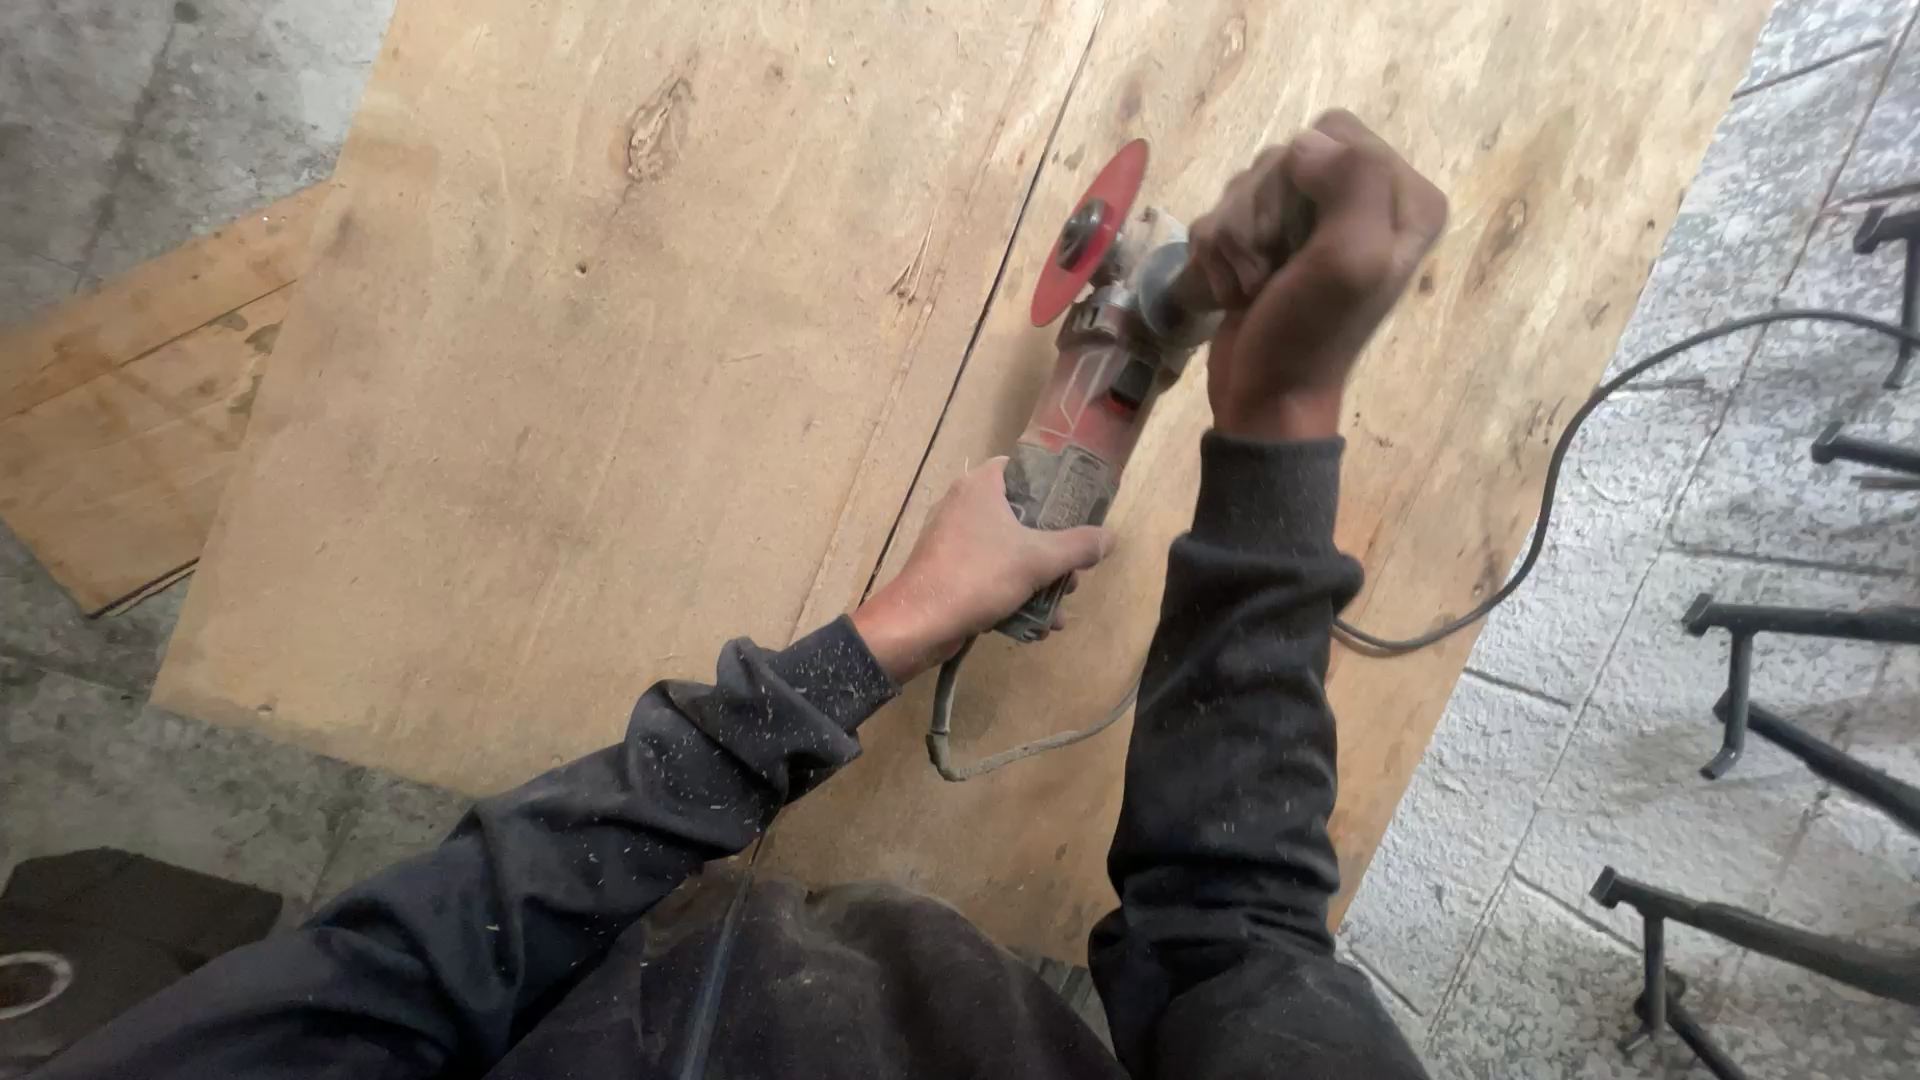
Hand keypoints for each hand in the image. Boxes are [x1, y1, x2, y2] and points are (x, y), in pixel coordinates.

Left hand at [852, 458, 1113, 682]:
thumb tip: (1111, 537)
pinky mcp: (948, 569)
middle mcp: (964, 504)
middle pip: (1022, 516)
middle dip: (1053, 550)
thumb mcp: (1038, 560)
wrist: (920, 622)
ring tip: (1060, 608)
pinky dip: (1014, 594)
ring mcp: (954, 539)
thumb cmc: (978, 576)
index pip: (1022, 468)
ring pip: (1009, 550)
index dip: (1052, 486)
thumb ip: (1078, 546)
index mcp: (981, 485)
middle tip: (1074, 574)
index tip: (1077, 511)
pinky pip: (991, 574)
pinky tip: (1037, 624)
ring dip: (1039, 580)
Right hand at [1188, 110, 1447, 440]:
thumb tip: (1303, 146)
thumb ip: (1352, 181)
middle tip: (1264, 270)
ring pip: (1243, 188)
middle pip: (1282, 158)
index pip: (1334, 132)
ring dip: (1231, 242)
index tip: (1297, 235)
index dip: (1300, 176)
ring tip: (1246, 288)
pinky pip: (1217, 221)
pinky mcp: (1261, 251)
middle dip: (1257, 215)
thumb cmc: (1309, 338)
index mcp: (1400, 199)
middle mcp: (1356, 204)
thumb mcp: (1352, 260)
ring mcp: (1303, 229)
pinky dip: (1212, 259)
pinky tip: (1230, 293)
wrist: (1265, 398)